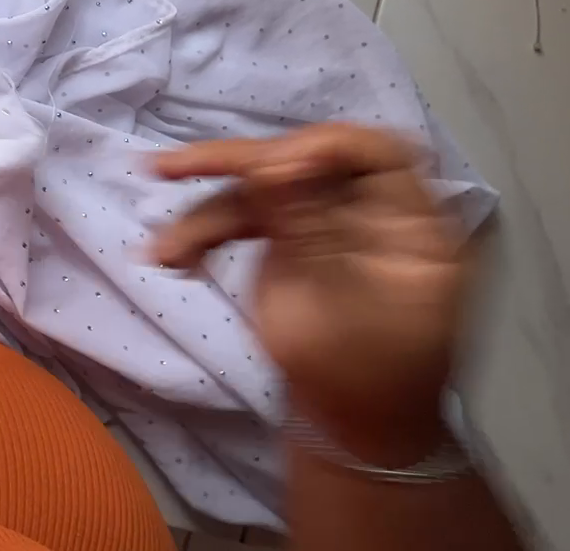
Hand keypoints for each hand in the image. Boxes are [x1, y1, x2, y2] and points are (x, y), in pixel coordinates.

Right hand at [151, 123, 469, 466]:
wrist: (347, 420)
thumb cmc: (363, 374)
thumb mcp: (338, 302)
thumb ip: (307, 226)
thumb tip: (272, 161)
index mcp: (408, 225)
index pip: (373, 153)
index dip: (317, 147)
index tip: (264, 169)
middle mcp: (364, 210)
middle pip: (295, 159)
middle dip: (228, 164)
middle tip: (167, 168)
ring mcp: (321, 219)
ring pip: (251, 187)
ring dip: (198, 211)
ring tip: (161, 248)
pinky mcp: (284, 232)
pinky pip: (233, 216)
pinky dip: (197, 234)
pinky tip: (169, 256)